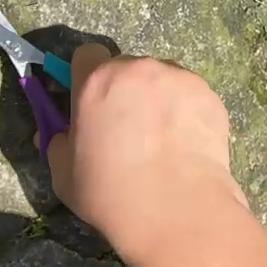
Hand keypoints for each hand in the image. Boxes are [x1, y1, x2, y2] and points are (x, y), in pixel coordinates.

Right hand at [47, 44, 248, 261]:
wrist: (174, 211)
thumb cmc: (109, 195)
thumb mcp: (65, 177)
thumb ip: (59, 146)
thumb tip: (60, 136)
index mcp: (95, 83)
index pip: (86, 55)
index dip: (85, 78)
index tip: (90, 104)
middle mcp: (137, 69)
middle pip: (125, 69)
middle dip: (123, 93)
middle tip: (126, 133)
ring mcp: (177, 78)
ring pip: (160, 81)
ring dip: (155, 101)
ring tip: (159, 143)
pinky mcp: (208, 95)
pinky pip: (188, 97)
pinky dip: (184, 115)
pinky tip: (183, 148)